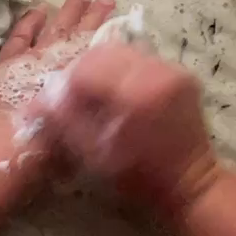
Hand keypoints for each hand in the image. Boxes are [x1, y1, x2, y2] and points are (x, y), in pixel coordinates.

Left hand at [0, 0, 117, 157]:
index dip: (112, 36)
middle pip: (81, 36)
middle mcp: (60, 68)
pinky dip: (30, 21)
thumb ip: (89, 122)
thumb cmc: (39, 160)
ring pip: (55, 29)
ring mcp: (31, 63)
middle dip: (95, 17)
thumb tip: (104, 106)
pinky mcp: (6, 65)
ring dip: (69, 11)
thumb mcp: (77, 144)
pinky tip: (39, 9)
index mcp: (81, 86)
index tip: (122, 22)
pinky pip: (20, 36)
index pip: (101, 53)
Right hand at [27, 42, 222, 215]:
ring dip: (100, 68)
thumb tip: (43, 96)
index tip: (56, 102)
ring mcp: (171, 69)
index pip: (85, 68)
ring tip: (93, 94)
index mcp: (136, 94)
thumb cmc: (140, 178)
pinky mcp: (179, 72)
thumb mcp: (95, 156)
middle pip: (103, 52)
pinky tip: (117, 93)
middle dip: (80, 71)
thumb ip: (66, 121)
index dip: (64, 84)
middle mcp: (156, 72)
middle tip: (71, 96)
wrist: (192, 184)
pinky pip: (139, 59)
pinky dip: (121, 71)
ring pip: (121, 52)